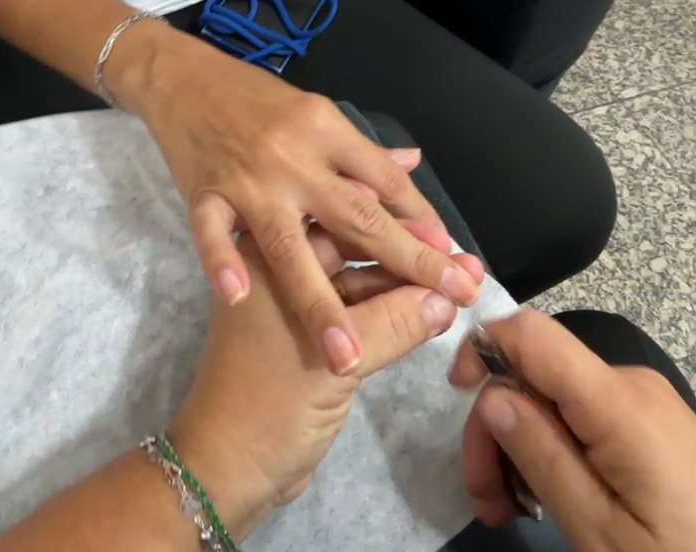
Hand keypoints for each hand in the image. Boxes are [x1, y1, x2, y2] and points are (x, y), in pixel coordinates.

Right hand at [111, 28, 481, 374]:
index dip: (423, 219)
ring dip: (318, 301)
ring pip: (288, 243)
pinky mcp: (204, 192)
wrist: (183, 76)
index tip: (455, 256)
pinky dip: (223, 262)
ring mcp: (247, 178)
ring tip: (346, 355)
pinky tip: (239, 295)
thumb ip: (356, 147)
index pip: (386, 179)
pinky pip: (213, 232)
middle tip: (453, 299)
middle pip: (357, 216)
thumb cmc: (253, 95)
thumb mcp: (313, 112)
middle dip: (408, 260)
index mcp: (325, 128)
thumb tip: (412, 163)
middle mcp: (293, 156)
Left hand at [171, 232, 476, 538]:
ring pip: (360, 283)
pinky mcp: (309, 333)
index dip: (398, 235)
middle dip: (411, 260)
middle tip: (465, 265)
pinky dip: (392, 312)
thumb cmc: (270, 400)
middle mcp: (281, 267)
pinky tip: (432, 311)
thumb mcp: (337, 362)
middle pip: (356, 253)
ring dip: (407, 288)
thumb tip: (448, 297)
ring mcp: (295, 301)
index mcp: (270, 255)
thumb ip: (394, 324)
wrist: (229, 467)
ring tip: (463, 286)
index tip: (449, 243)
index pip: (341, 228)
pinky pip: (355, 311)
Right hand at [451, 311, 695, 551]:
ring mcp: (654, 410)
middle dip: (499, 425)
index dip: (482, 347)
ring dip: (527, 447)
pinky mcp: (666, 435)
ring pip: (561, 403)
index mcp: (617, 401)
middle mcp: (633, 387)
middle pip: (538, 374)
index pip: (530, 332)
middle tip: (485, 498)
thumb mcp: (604, 533)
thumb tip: (493, 395)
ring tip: (514, 511)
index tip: (455, 396)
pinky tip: (556, 502)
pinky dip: (563, 454)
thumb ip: (543, 456)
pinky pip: (594, 423)